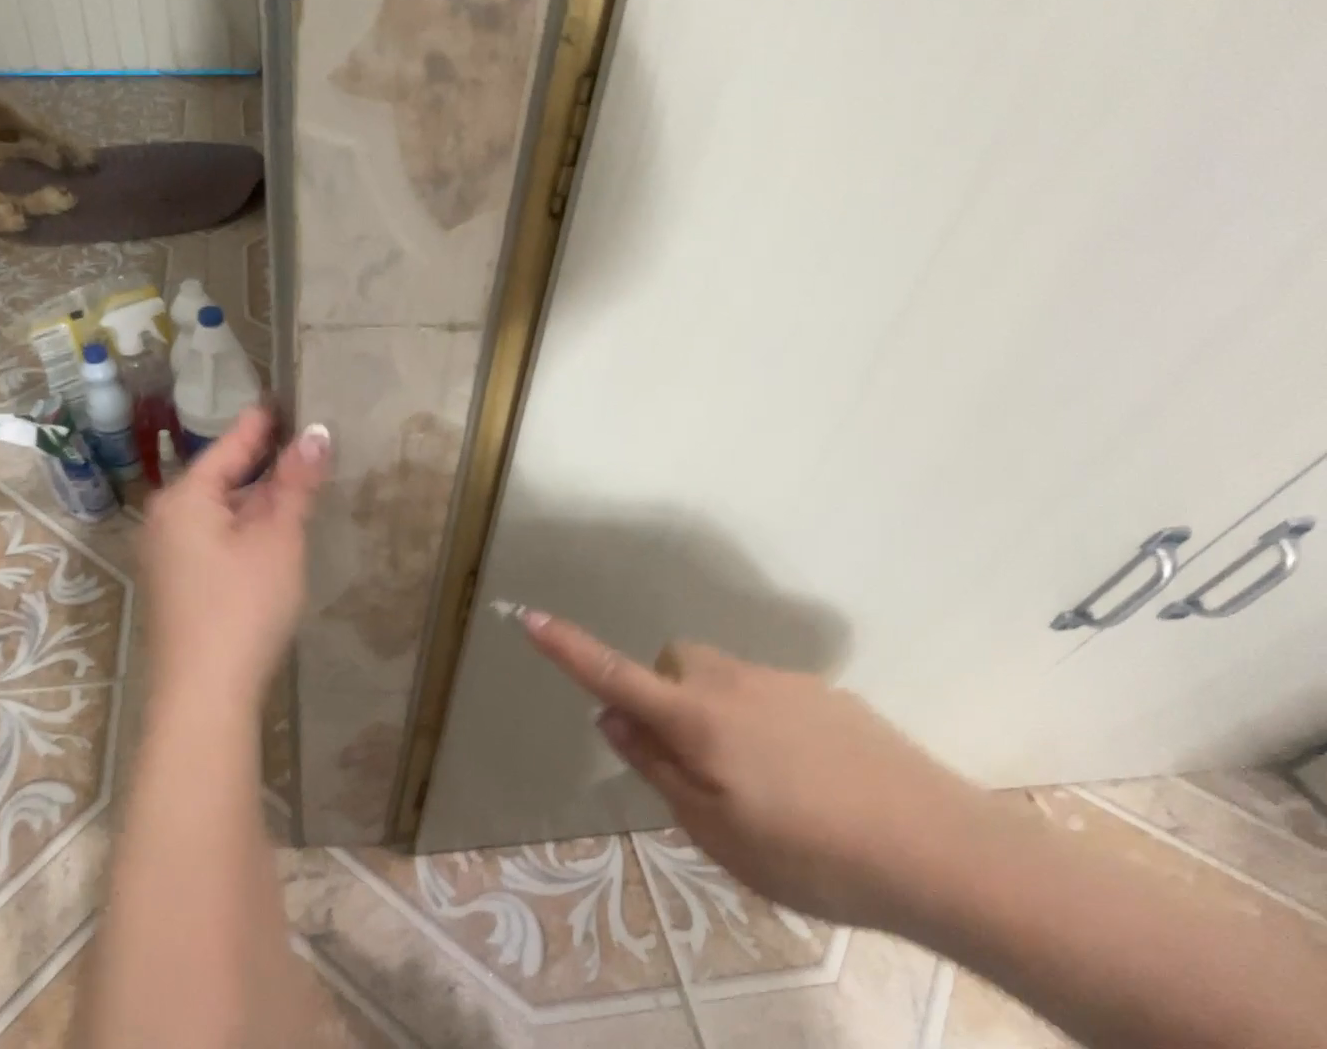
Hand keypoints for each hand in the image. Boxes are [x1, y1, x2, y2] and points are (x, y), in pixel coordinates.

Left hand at [141, 408, 329, 707]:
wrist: (203, 693)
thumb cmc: (243, 606)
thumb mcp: (278, 539)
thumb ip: (296, 484)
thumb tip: (317, 433)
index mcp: (184, 498)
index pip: (229, 447)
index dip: (260, 425)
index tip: (282, 400)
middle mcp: (164, 519)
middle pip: (219, 480)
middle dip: (259, 466)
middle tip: (299, 446)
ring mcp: (164, 555)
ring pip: (215, 513)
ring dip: (252, 501)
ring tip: (292, 487)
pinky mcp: (174, 587)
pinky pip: (209, 540)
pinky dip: (239, 530)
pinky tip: (265, 537)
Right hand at [521, 611, 998, 930]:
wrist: (944, 853)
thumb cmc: (811, 856)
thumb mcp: (714, 830)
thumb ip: (657, 769)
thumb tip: (613, 719)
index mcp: (698, 719)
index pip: (614, 676)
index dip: (566, 649)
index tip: (526, 615)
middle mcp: (735, 684)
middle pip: (675, 665)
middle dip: (665, 696)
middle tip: (691, 762)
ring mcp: (787, 685)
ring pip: (722, 681)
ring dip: (714, 714)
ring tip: (759, 786)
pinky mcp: (829, 696)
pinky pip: (768, 695)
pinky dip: (761, 724)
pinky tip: (806, 782)